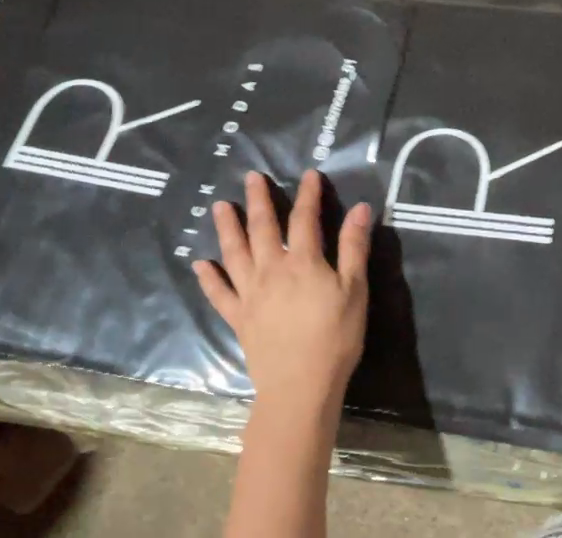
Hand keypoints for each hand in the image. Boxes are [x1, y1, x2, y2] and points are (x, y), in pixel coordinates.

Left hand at [194, 170, 371, 408]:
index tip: (309, 174)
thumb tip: (360, 208)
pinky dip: (209, 278)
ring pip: (235, 254)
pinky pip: (219, 294)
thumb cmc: (335, 336)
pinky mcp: (238, 318)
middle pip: (263, 229)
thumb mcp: (355, 289)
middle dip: (258, 201)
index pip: (305, 219)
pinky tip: (200, 264)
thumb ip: (354, 247)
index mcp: (303, 262)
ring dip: (227, 228)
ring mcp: (250, 294)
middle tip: (251, 177)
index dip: (308, 195)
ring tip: (220, 207)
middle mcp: (271, 271)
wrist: (300, 386)